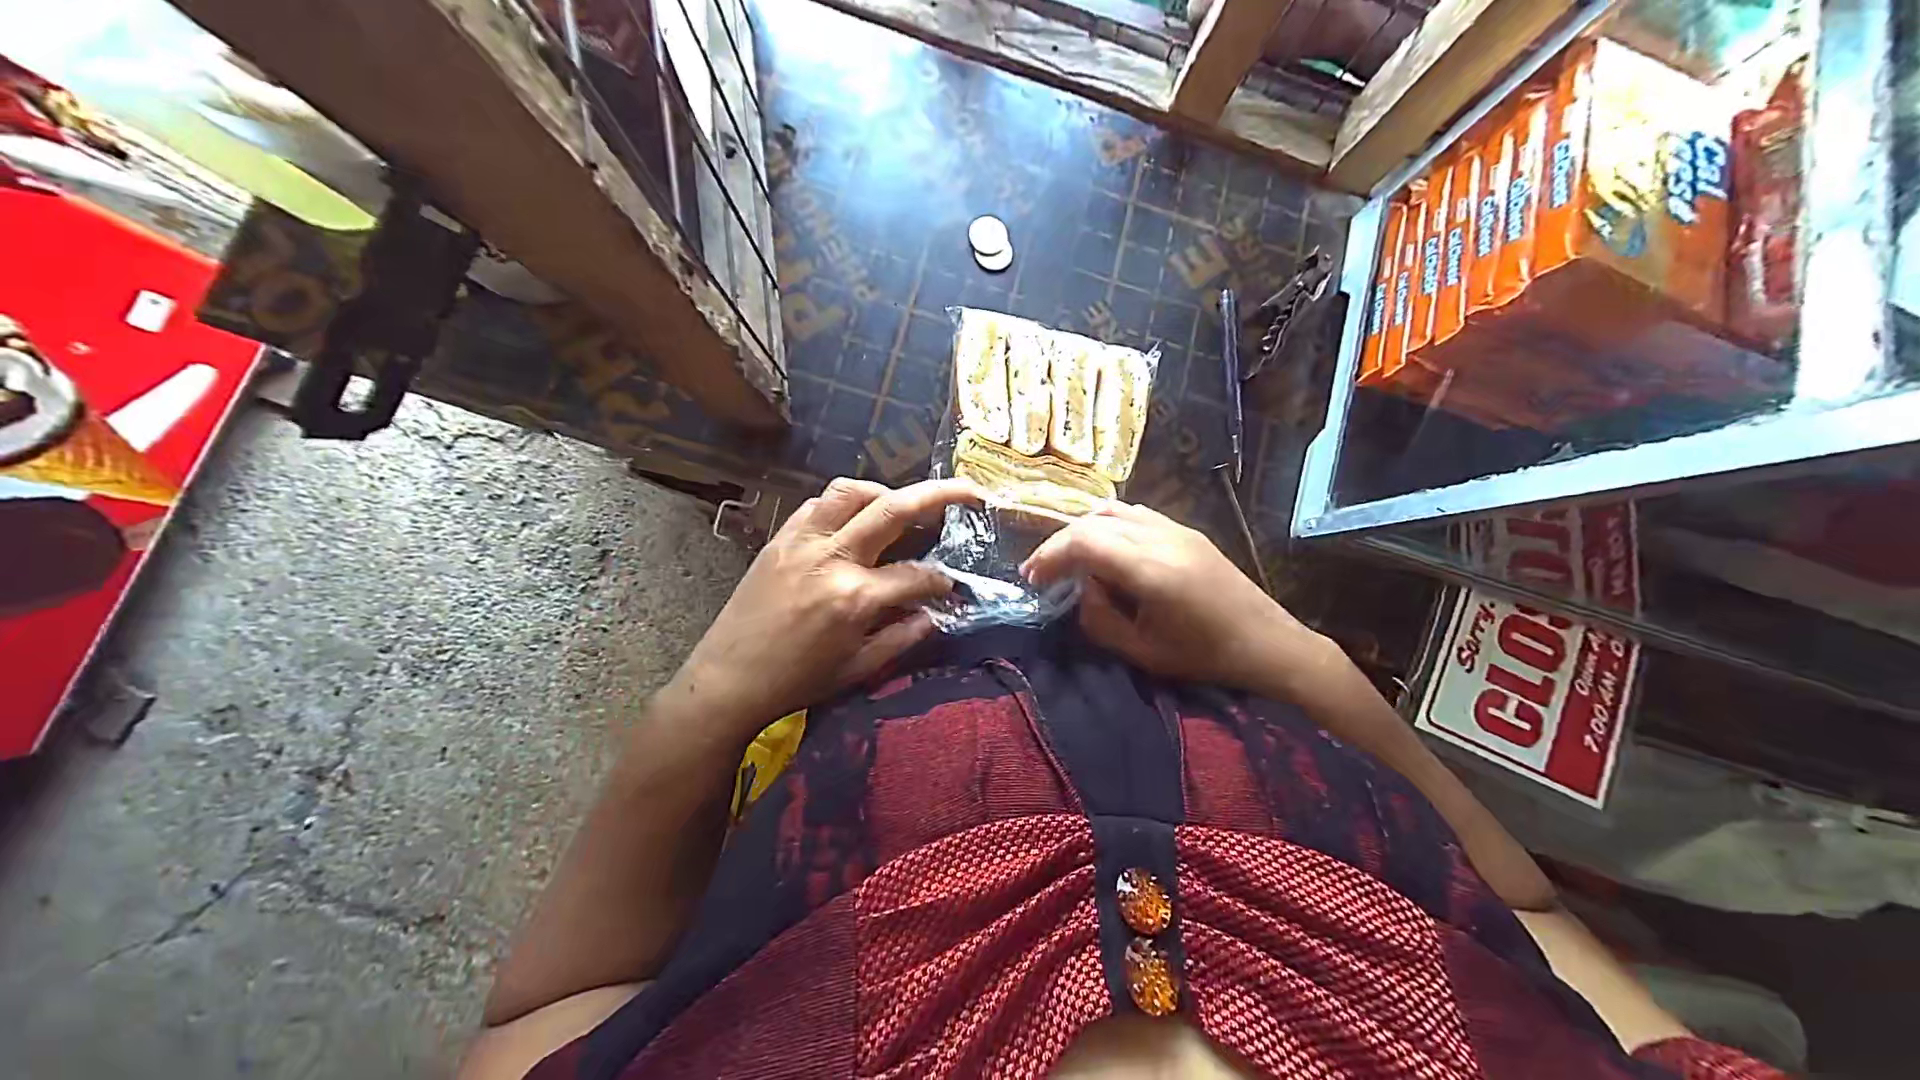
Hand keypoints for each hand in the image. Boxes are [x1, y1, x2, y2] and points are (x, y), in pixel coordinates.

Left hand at [665, 477, 981, 737]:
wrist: (727, 679)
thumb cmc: (796, 681)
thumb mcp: (858, 669)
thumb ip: (902, 637)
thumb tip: (934, 614)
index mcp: (855, 598)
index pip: (915, 576)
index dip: (941, 580)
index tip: (950, 585)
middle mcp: (831, 558)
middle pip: (894, 509)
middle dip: (939, 495)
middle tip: (968, 491)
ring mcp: (802, 542)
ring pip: (851, 491)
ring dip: (885, 491)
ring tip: (901, 505)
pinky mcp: (779, 538)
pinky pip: (817, 504)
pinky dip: (843, 503)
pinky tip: (854, 520)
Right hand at [1021, 502, 1336, 693]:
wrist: (1269, 644)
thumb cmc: (1204, 656)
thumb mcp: (1142, 652)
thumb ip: (1099, 619)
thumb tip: (1080, 590)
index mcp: (1150, 569)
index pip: (1083, 541)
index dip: (1049, 555)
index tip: (1031, 578)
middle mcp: (1161, 538)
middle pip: (1093, 521)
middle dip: (1059, 543)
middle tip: (1042, 572)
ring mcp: (1177, 529)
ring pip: (1114, 511)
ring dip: (1083, 530)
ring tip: (1069, 558)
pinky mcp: (1187, 531)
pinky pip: (1136, 514)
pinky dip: (1108, 524)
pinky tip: (1104, 547)